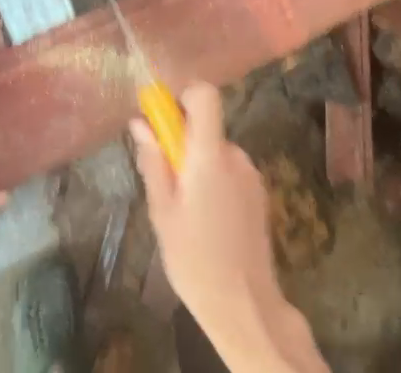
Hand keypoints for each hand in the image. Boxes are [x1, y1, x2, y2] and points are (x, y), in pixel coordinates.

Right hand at [131, 84, 282, 331]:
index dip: (184, 97)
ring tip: (186, 214)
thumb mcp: (162, 212)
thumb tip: (141, 123)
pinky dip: (214, 184)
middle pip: (205, 129)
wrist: (244, 304)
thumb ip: (153, 163)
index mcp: (209, 156)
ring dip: (198, 169)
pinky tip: (207, 222)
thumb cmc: (194, 259)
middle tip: (166, 188)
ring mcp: (251, 175)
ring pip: (215, 153)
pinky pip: (229, 172)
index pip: (205, 97)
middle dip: (182, 147)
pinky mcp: (259, 193)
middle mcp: (235, 156)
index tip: (163, 121)